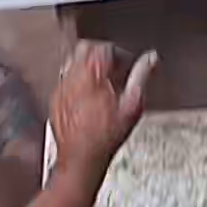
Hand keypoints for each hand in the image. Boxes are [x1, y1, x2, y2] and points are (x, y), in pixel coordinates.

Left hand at [50, 41, 156, 180]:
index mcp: (93, 72)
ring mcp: (62, 86)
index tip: (126, 63)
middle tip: (114, 66)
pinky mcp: (55, 98)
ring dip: (87, 64)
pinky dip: (76, 79)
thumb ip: (142, 76)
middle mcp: (74, 75)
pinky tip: (87, 94)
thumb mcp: (133, 105)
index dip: (119, 53)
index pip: (105, 47)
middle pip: (86, 48)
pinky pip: (65, 78)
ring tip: (101, 79)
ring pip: (73, 61)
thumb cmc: (106, 135)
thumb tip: (151, 58)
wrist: (81, 158)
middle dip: (101, 53)